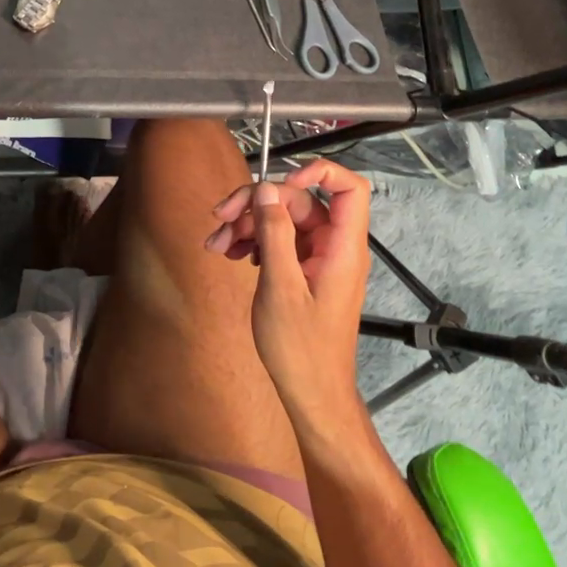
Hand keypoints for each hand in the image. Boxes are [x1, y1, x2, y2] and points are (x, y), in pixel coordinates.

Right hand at [204, 160, 373, 416]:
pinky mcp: (305, 271)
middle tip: (221, 217)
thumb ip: (275, 234)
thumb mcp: (281, 288)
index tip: (278, 184)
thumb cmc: (302, 349)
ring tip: (217, 243)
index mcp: (343, 248)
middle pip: (299, 201)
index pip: (349, 188)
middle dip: (258, 205)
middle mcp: (335, 246)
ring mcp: (319, 258)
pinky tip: (232, 254)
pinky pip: (280, 241)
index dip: (318, 172)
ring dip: (248, 225)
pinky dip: (254, 242)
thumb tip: (266, 191)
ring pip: (284, 220)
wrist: (312, 394)